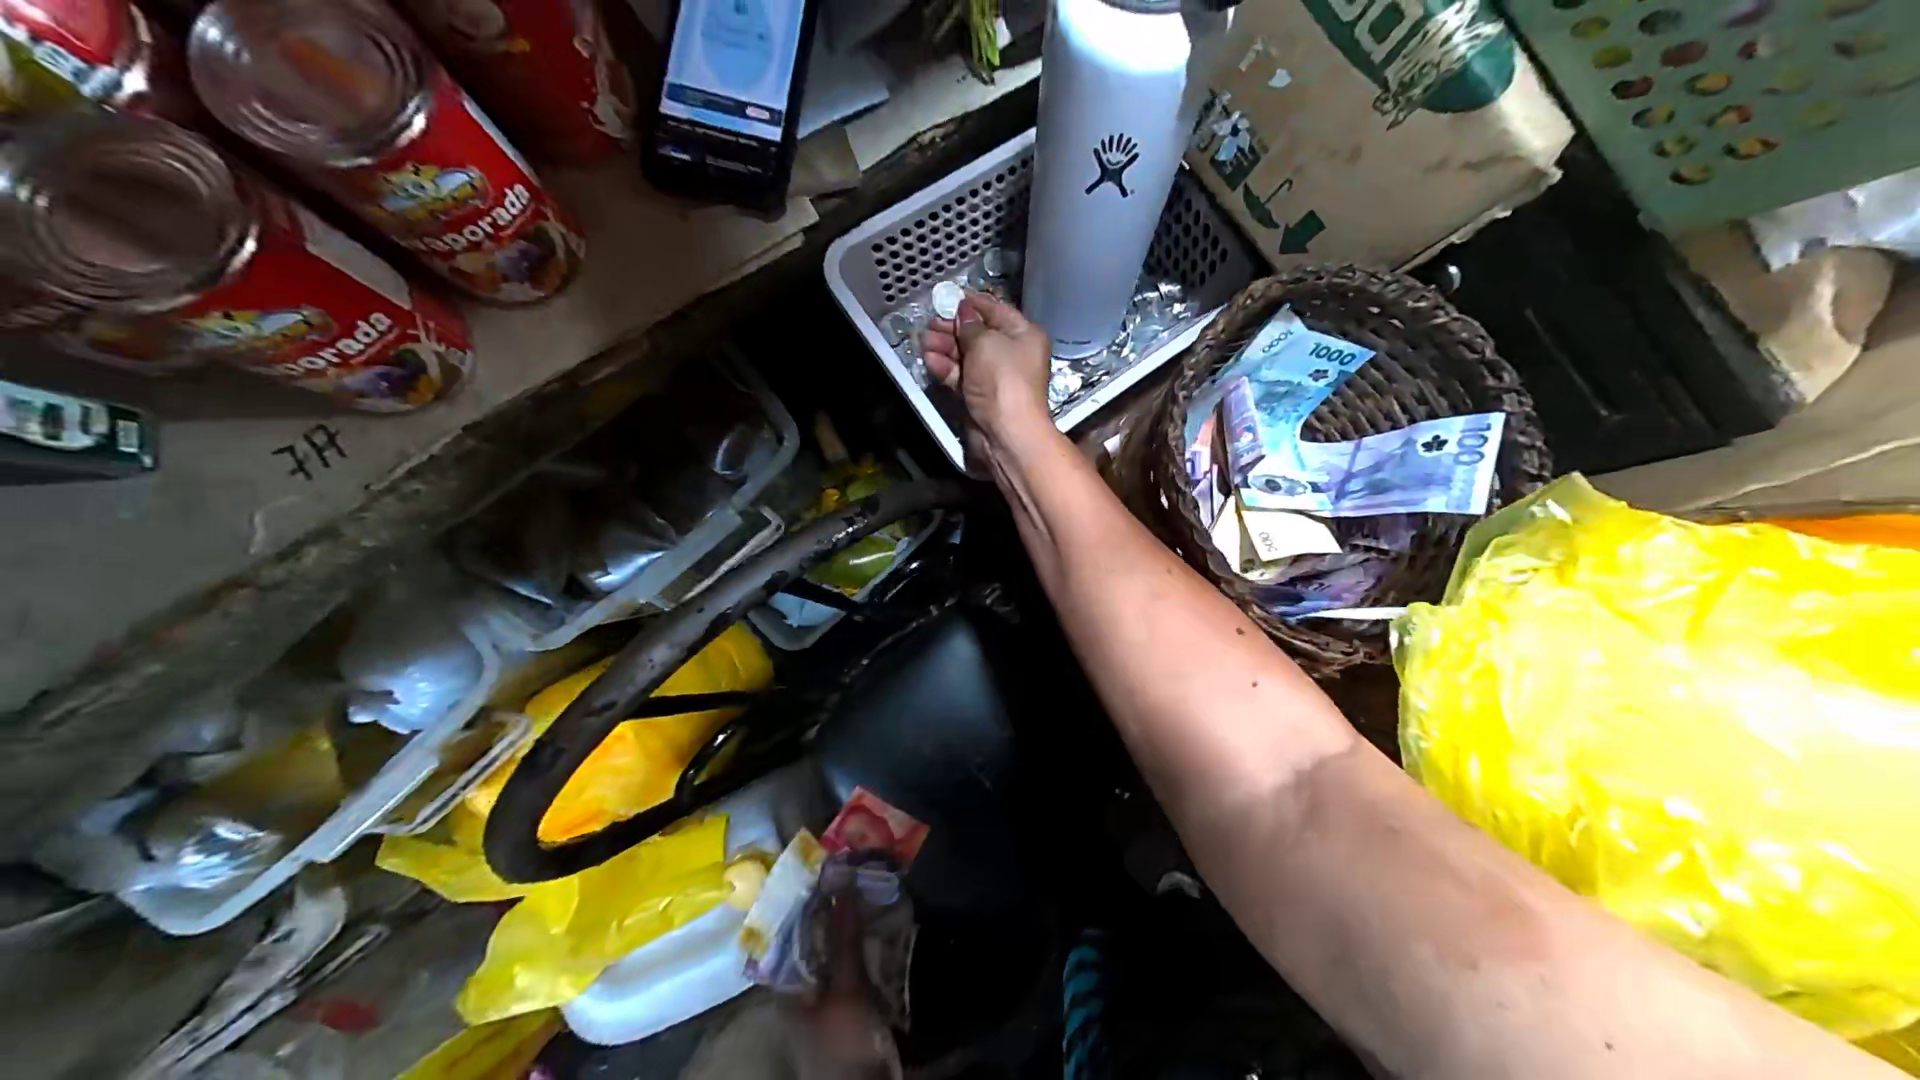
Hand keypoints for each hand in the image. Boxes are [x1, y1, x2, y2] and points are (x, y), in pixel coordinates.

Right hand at [920, 290, 1051, 464]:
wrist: (1005, 433)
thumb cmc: (1003, 380)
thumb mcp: (986, 343)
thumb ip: (970, 326)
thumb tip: (963, 313)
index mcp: (1024, 335)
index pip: (997, 311)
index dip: (973, 303)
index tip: (950, 297)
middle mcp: (1011, 354)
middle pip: (978, 334)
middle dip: (953, 328)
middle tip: (930, 323)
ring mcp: (995, 377)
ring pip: (966, 356)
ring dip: (944, 347)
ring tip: (923, 340)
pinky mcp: (979, 396)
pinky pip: (960, 376)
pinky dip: (945, 367)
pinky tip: (929, 359)